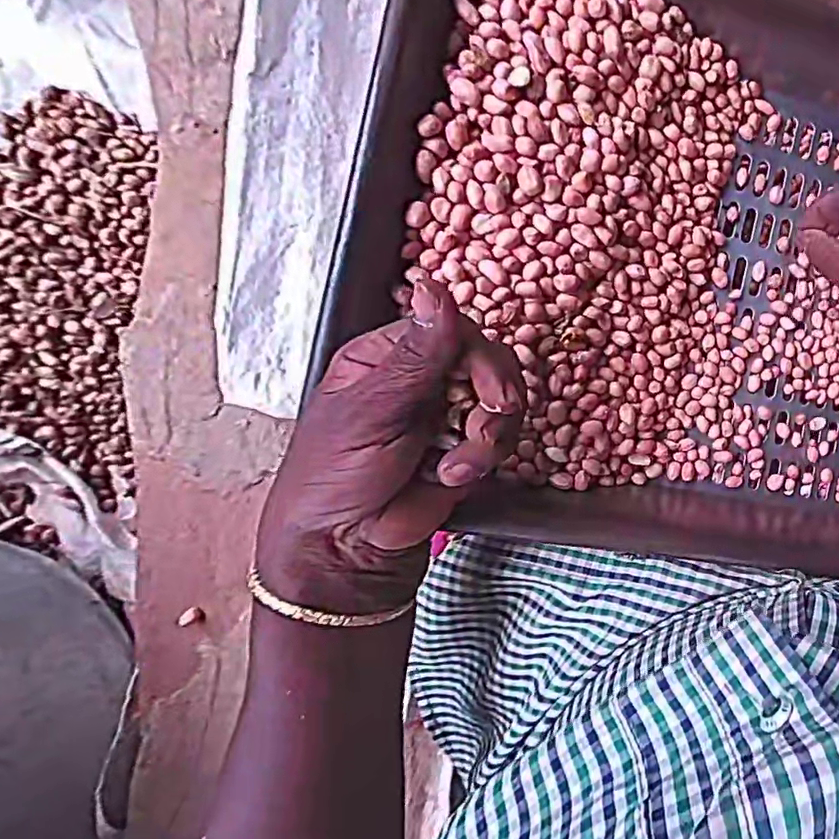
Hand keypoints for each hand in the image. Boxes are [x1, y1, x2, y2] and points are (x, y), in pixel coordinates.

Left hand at [254, 280, 526, 614]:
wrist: (346, 550)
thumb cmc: (334, 477)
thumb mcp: (370, 412)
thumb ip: (415, 356)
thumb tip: (434, 288)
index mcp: (389, 355)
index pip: (453, 330)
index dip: (480, 358)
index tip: (491, 391)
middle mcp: (424, 377)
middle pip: (489, 361)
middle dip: (494, 398)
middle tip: (487, 424)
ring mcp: (449, 411)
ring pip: (504, 399)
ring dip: (490, 435)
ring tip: (456, 464)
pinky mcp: (468, 445)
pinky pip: (503, 435)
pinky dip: (486, 457)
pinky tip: (453, 475)